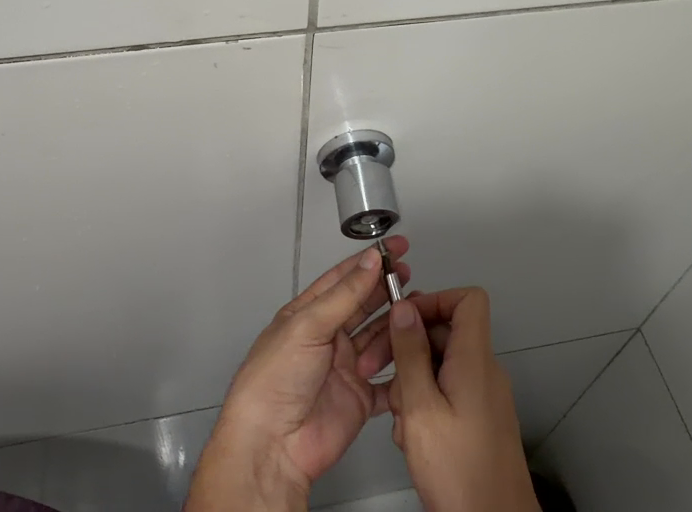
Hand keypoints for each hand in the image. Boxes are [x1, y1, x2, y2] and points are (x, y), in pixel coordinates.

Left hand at [185, 237, 411, 511]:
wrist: (272, 445)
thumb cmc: (274, 381)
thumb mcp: (307, 327)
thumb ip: (344, 295)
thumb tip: (369, 260)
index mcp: (309, 315)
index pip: (344, 279)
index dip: (370, 261)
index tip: (397, 246)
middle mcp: (328, 338)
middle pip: (365, 306)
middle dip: (388, 289)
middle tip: (412, 275)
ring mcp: (345, 368)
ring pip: (380, 338)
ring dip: (397, 325)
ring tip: (418, 312)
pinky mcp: (360, 398)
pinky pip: (389, 380)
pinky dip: (404, 370)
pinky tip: (419, 354)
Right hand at [381, 288, 537, 511]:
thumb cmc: (459, 471)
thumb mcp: (420, 408)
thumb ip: (410, 354)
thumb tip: (404, 308)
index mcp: (475, 360)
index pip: (468, 299)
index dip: (435, 299)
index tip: (404, 319)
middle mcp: (483, 371)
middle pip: (445, 332)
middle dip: (408, 347)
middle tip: (376, 369)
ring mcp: (482, 395)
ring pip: (440, 364)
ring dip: (412, 382)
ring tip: (399, 415)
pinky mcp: (478, 417)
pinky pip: (446, 390)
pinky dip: (424, 402)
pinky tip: (411, 433)